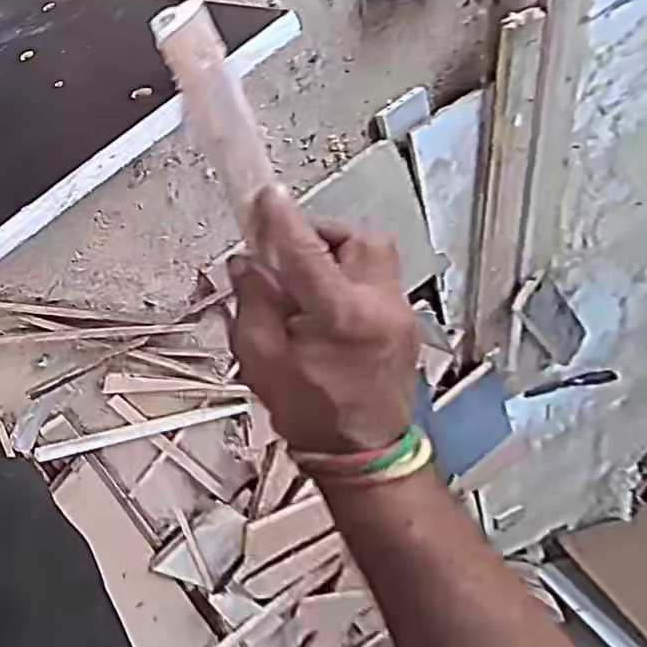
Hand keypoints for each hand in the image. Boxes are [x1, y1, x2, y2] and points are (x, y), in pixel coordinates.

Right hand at [229, 185, 417, 453]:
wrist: (360, 449)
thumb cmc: (309, 410)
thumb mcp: (259, 355)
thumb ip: (252, 302)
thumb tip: (246, 265)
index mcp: (340, 316)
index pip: (305, 251)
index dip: (280, 220)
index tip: (264, 196)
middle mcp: (379, 307)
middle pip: (358, 240)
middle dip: (316, 234)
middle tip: (280, 248)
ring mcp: (397, 313)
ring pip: (370, 254)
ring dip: (329, 254)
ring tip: (293, 278)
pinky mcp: (399, 321)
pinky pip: (370, 278)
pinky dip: (337, 276)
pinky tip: (309, 300)